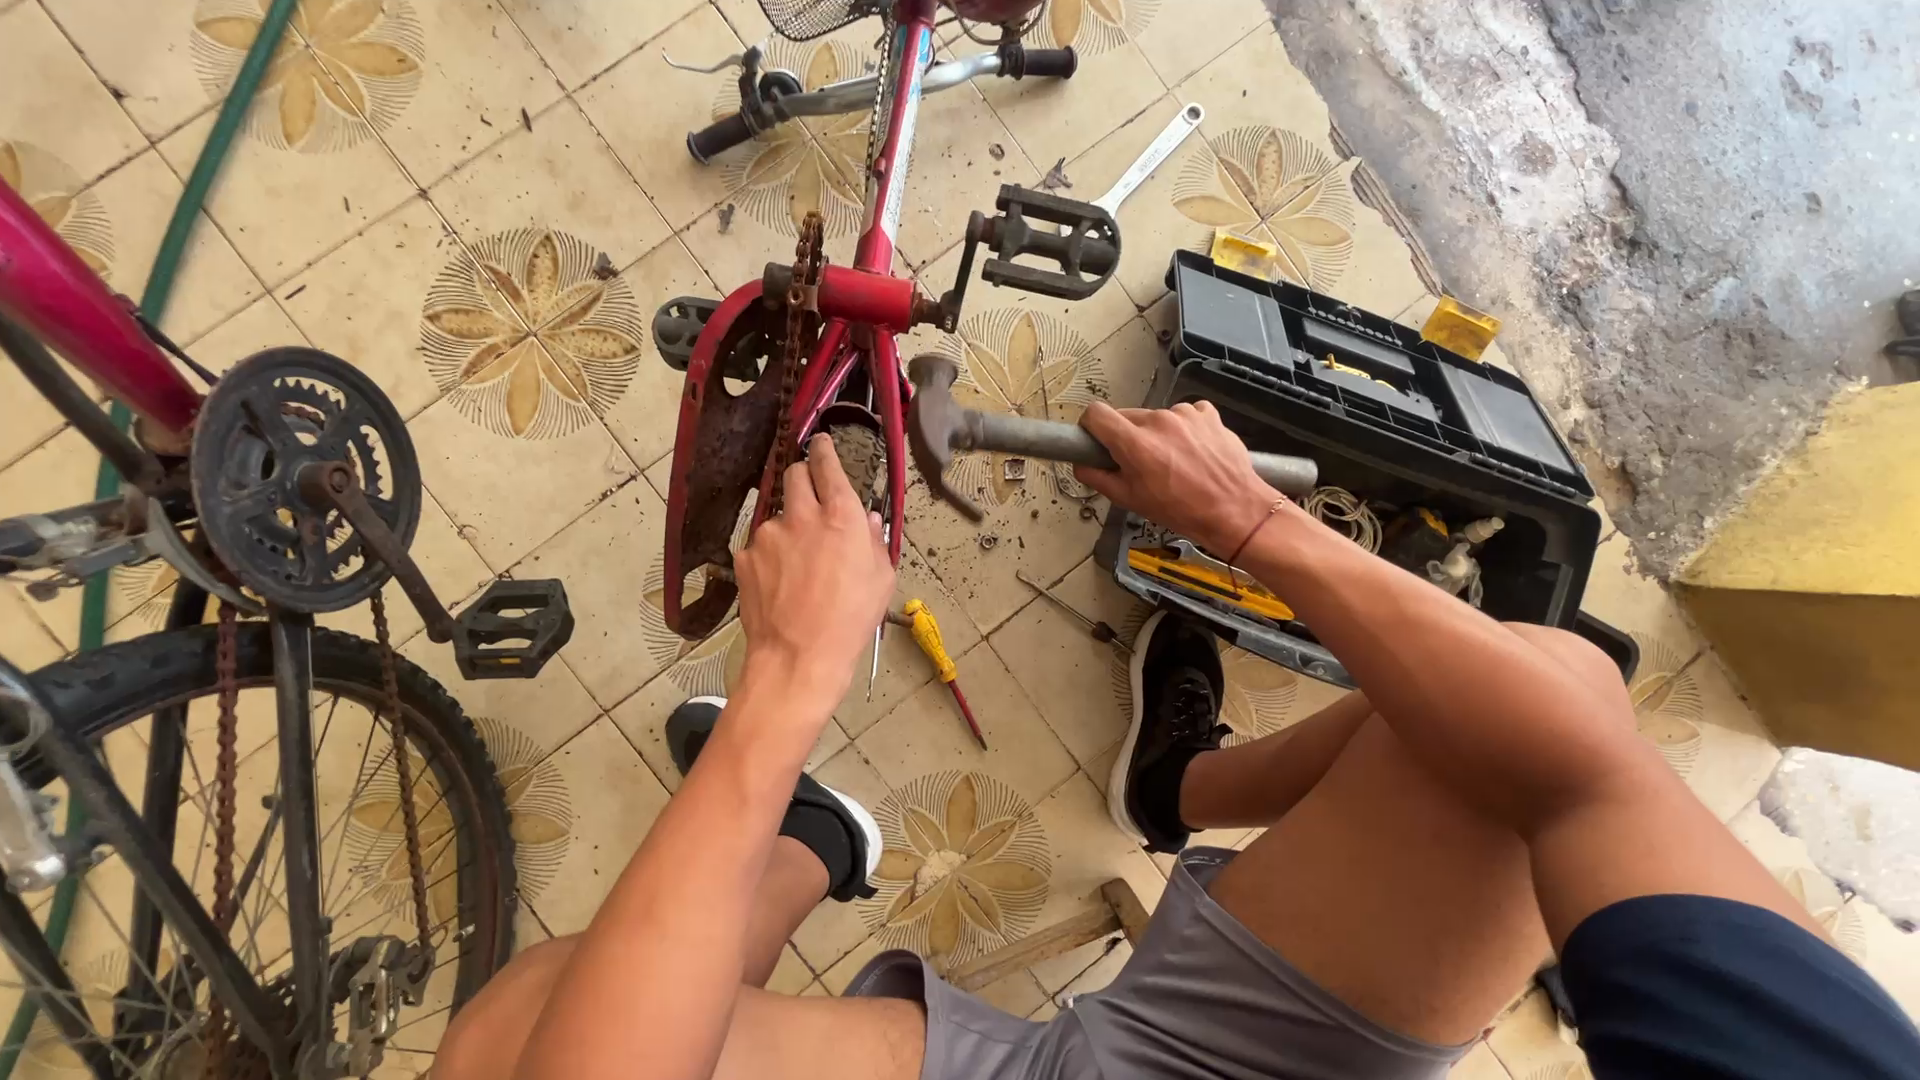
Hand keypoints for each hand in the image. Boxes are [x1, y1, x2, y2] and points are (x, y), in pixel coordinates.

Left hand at [734, 434, 896, 707]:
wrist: (798, 657)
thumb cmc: (849, 620)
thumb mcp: (881, 580)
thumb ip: (873, 541)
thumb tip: (865, 521)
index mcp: (841, 517)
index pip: (827, 464)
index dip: (824, 449)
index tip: (821, 443)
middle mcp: (802, 516)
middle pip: (794, 474)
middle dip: (803, 478)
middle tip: (812, 499)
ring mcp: (768, 535)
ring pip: (777, 515)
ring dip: (787, 527)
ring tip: (798, 565)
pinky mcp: (745, 557)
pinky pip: (758, 546)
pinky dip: (769, 556)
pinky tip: (779, 583)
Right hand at [1073, 400, 1282, 555]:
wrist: (1234, 510)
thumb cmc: (1183, 510)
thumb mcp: (1130, 500)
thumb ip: (1097, 478)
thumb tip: (1081, 465)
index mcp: (1135, 444)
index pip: (1096, 414)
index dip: (1091, 426)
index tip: (1095, 438)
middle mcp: (1159, 422)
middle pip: (1126, 417)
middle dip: (1126, 436)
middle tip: (1138, 463)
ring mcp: (1185, 415)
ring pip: (1156, 417)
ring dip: (1157, 434)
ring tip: (1172, 462)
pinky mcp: (1207, 414)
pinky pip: (1185, 414)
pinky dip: (1183, 429)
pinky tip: (1191, 451)